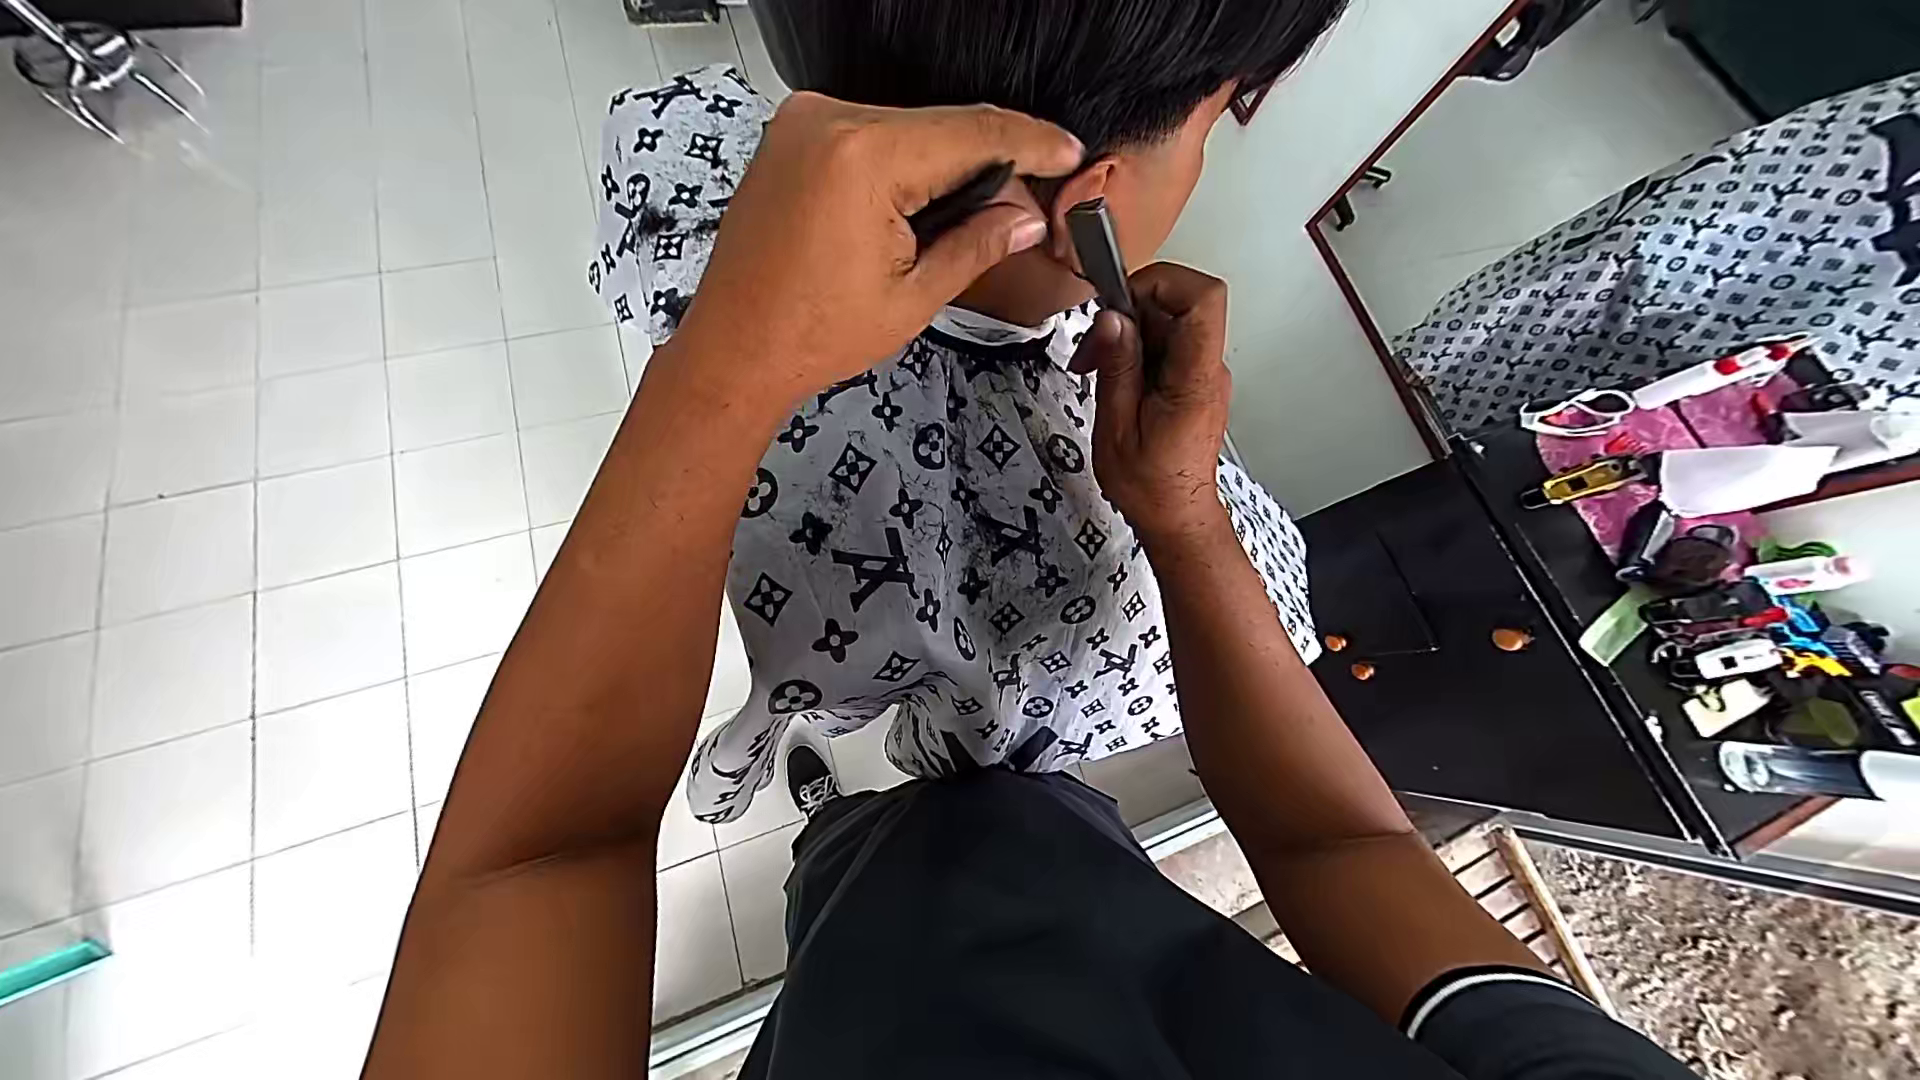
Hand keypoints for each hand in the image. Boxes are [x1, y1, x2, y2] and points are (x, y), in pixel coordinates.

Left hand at [668, 92, 1081, 410]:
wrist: (736, 349)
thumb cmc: (809, 335)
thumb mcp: (912, 299)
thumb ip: (976, 246)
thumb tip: (1022, 219)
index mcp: (863, 157)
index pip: (974, 131)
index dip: (1031, 143)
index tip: (1066, 153)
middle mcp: (828, 122)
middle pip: (941, 126)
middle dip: (991, 165)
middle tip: (1022, 209)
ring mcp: (803, 126)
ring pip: (907, 132)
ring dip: (947, 169)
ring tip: (972, 220)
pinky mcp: (793, 141)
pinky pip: (869, 140)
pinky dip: (906, 167)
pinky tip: (921, 208)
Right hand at [1070, 263, 1234, 545]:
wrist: (1175, 515)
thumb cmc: (1149, 485)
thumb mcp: (1116, 428)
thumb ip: (1117, 368)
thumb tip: (1112, 319)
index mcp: (1194, 380)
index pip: (1202, 298)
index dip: (1160, 284)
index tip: (1121, 302)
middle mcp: (1208, 371)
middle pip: (1178, 307)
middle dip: (1128, 316)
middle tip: (1093, 348)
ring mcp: (1203, 376)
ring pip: (1169, 327)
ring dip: (1127, 338)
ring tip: (1097, 369)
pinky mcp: (1193, 384)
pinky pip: (1167, 350)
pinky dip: (1136, 355)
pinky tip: (1114, 381)